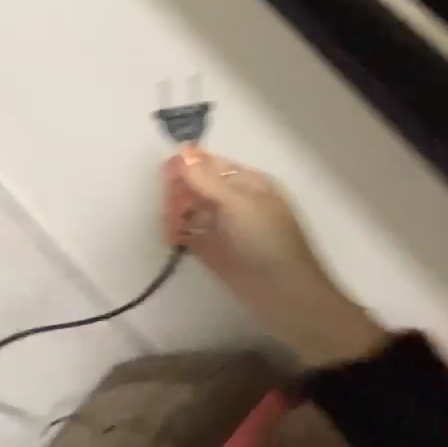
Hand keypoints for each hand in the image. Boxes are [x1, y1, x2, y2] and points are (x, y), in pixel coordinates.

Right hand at [162, 151, 387, 367]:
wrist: (282, 295)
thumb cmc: (266, 242)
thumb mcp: (236, 204)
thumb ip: (204, 179)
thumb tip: (180, 151)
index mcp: (249, 184)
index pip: (209, 165)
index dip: (187, 167)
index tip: (165, 176)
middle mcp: (235, 201)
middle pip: (194, 186)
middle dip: (179, 194)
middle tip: (172, 210)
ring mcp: (222, 226)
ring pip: (188, 209)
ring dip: (175, 214)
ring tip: (172, 229)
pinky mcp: (211, 249)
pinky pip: (187, 233)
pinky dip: (176, 233)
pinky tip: (173, 239)